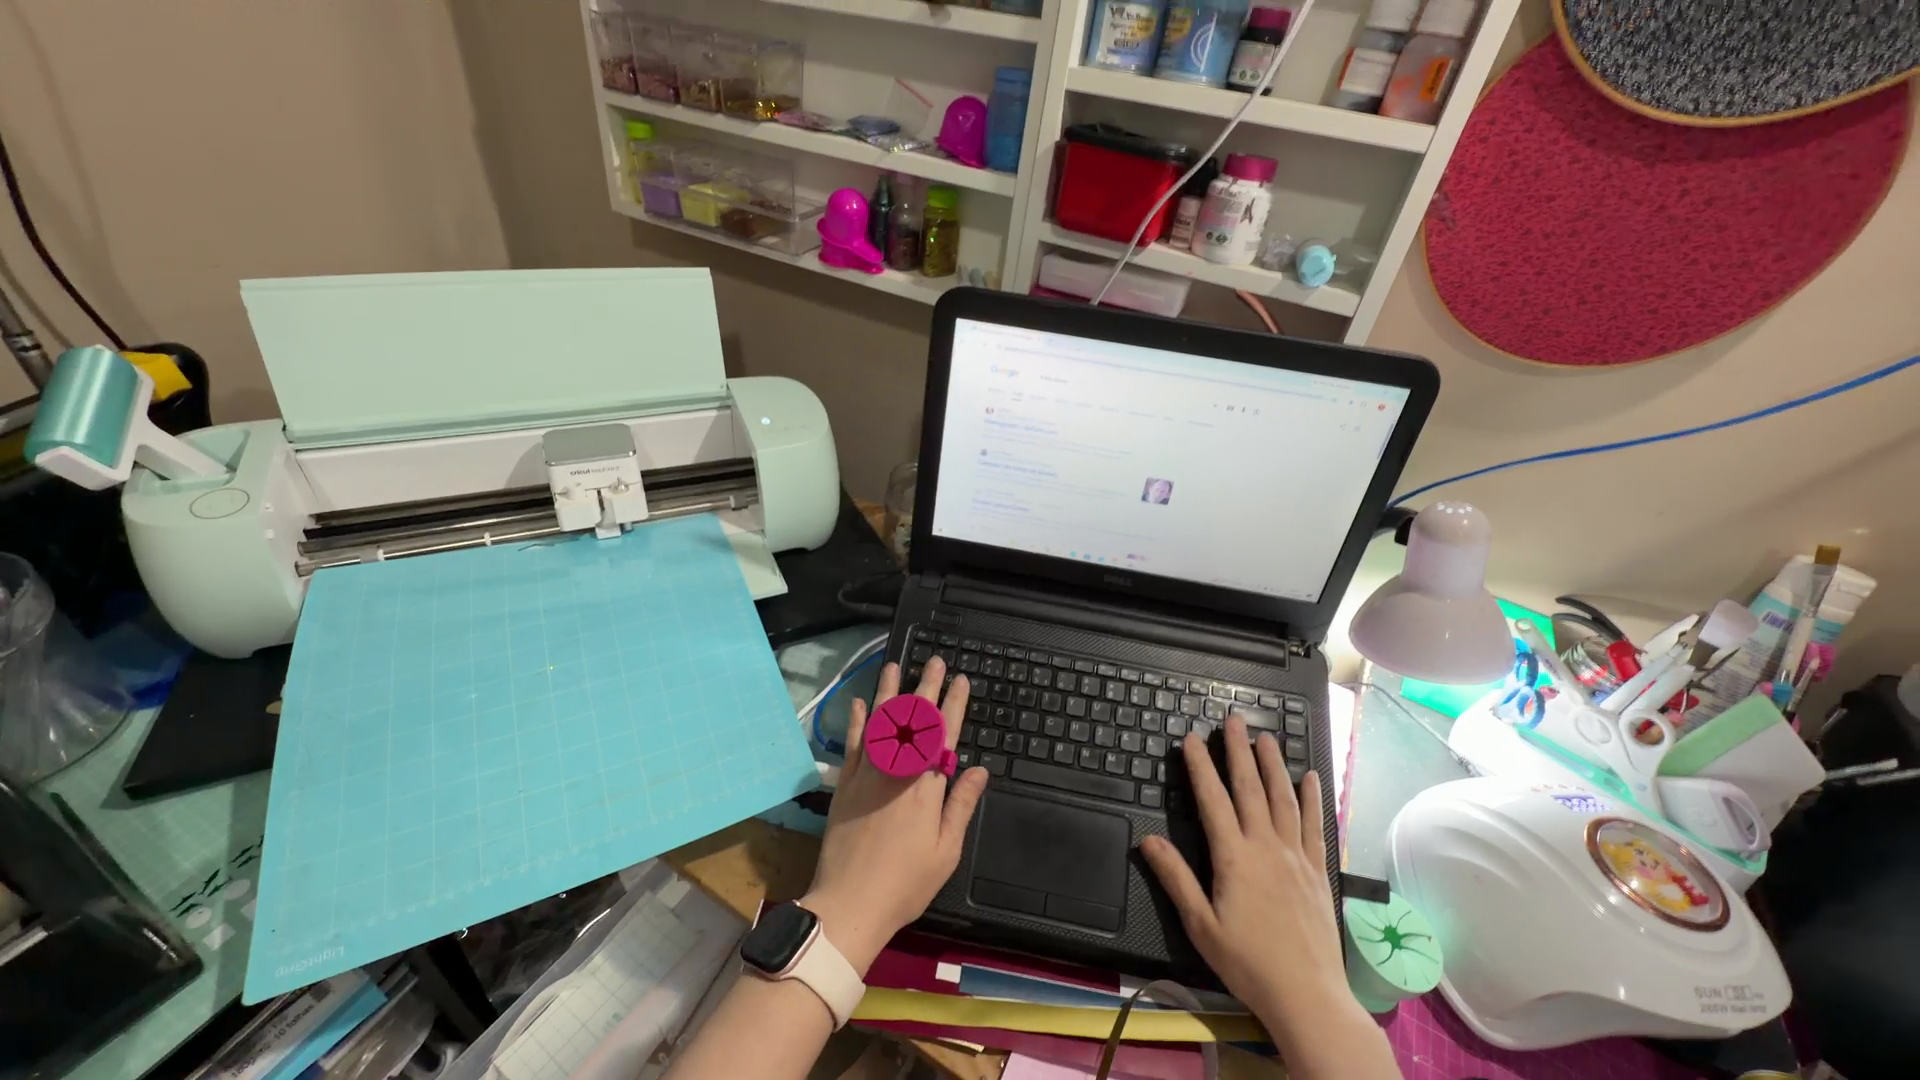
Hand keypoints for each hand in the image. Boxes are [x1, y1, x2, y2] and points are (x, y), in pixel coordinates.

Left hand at [804, 656, 987, 975]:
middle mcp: (897, 772)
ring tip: (895, 667)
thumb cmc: (906, 883)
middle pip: (913, 721)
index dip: (954, 705)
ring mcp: (867, 775)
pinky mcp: (845, 785)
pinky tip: (859, 703)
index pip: (944, 735)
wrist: (849, 904)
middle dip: (926, 688)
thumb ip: (960, 806)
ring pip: (880, 723)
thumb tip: (978, 770)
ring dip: (889, 693)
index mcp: (926, 788)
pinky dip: (857, 722)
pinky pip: (852, 745)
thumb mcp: (945, 850)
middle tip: (935, 662)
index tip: (961, 680)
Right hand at [1139, 715, 1350, 1030]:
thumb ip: (1176, 879)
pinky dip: (1312, 797)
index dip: (1200, 767)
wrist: (1307, 994)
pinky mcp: (1317, 870)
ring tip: (1265, 737)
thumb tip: (1147, 841)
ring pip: (1283, 799)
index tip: (1192, 739)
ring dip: (1272, 765)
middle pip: (1250, 788)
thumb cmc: (1247, 962)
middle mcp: (1266, 847)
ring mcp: (1296, 856)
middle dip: (1239, 751)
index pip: (1212, 800)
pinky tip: (1310, 777)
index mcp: (1234, 858)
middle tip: (1233, 720)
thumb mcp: (1200, 925)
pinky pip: (1314, 824)